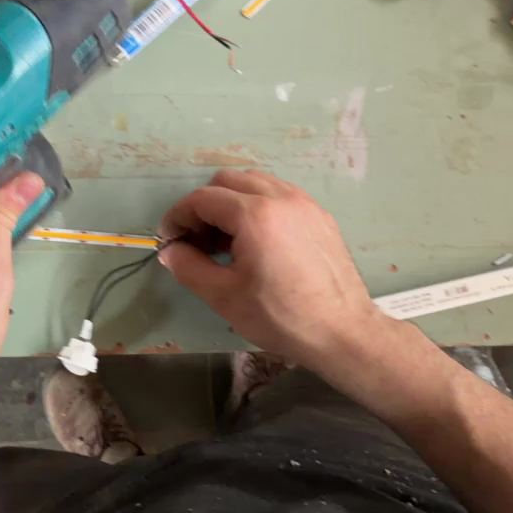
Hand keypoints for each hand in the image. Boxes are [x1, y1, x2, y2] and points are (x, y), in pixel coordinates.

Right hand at [159, 169, 397, 374]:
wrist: (343, 332)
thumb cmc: (280, 316)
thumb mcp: (225, 297)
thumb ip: (189, 267)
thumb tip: (170, 250)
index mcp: (254, 214)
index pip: (203, 198)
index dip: (179, 216)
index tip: (169, 239)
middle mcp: (280, 196)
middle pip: (227, 181)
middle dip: (204, 205)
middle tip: (197, 240)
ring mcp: (303, 202)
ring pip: (254, 182)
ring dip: (231, 202)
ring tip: (226, 241)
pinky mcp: (319, 214)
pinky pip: (279, 193)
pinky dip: (258, 205)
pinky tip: (257, 240)